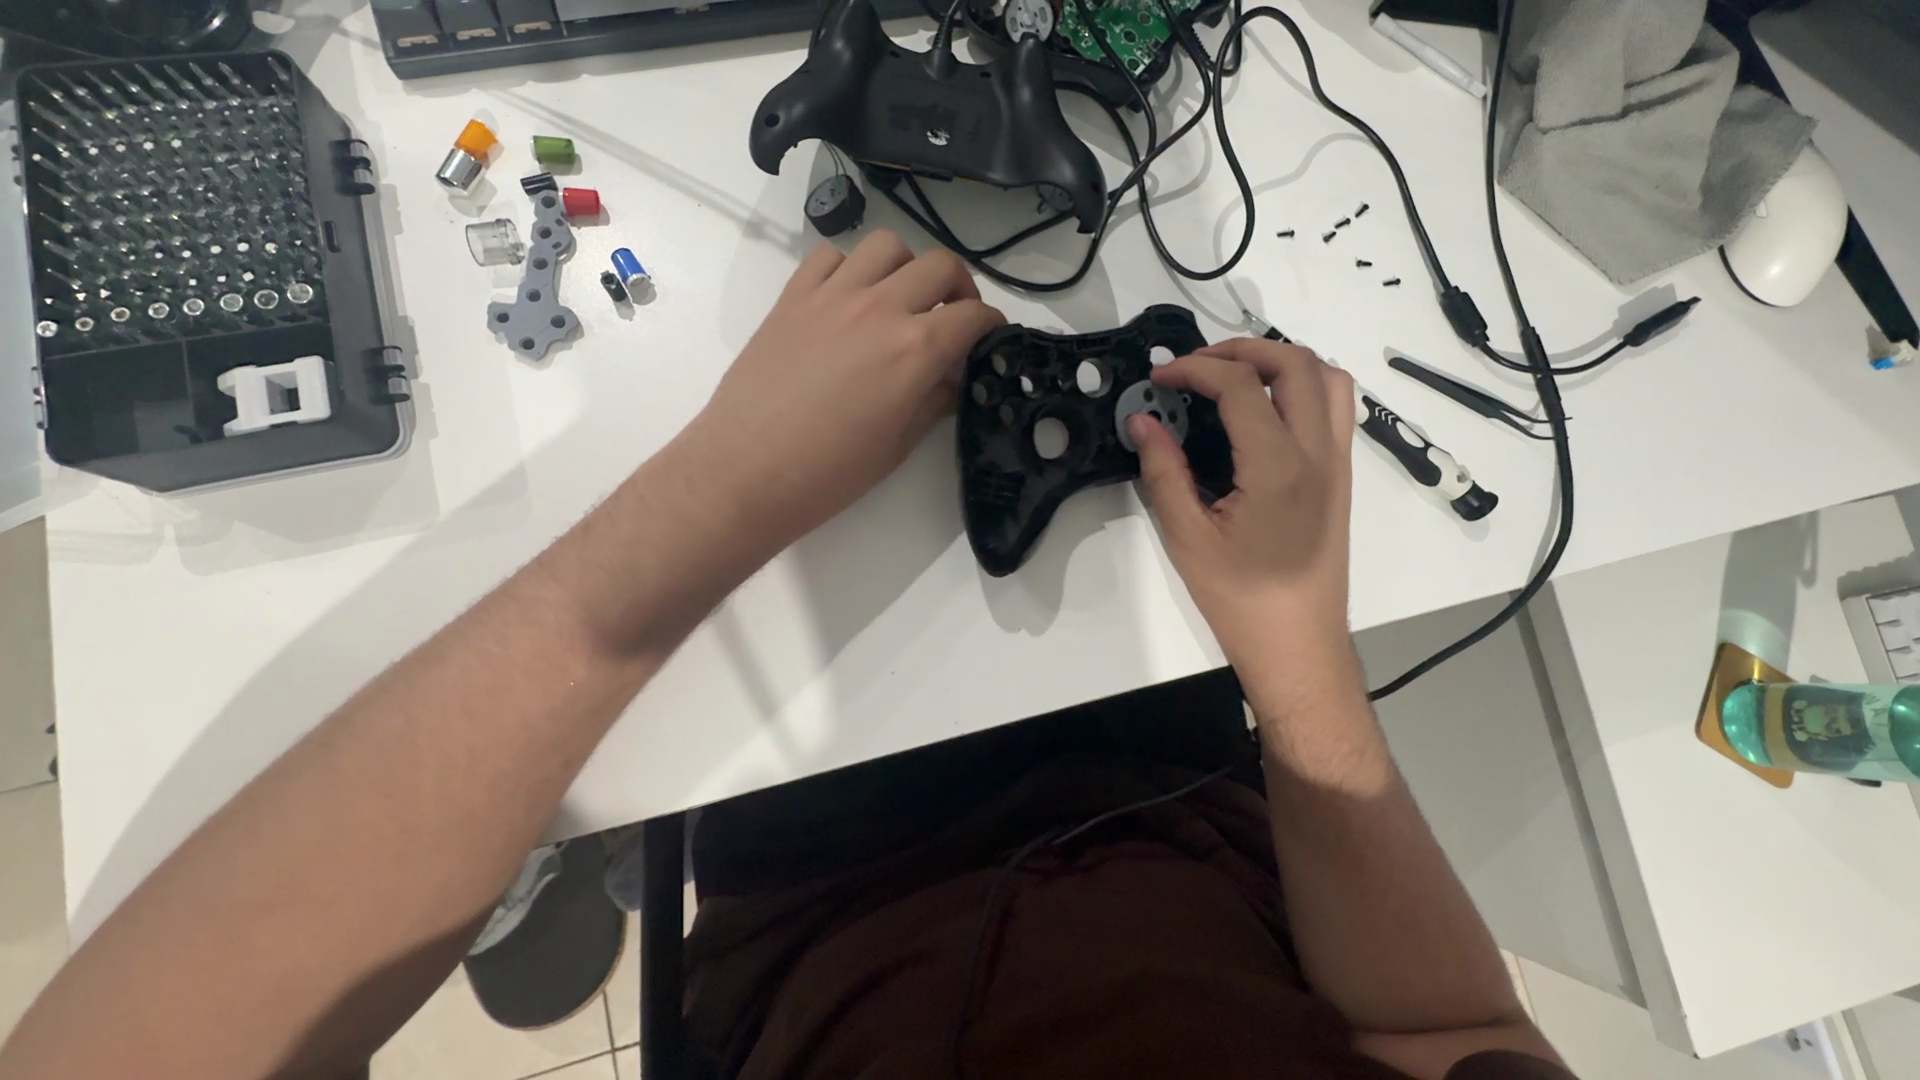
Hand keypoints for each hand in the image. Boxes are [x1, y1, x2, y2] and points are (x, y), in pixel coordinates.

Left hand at [677, 231, 1003, 558]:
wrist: (744, 472)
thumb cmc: (827, 474)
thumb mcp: (896, 446)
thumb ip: (932, 402)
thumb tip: (950, 379)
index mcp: (914, 349)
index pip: (972, 315)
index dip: (991, 325)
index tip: (990, 337)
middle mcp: (879, 308)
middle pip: (939, 266)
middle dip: (960, 288)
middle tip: (955, 317)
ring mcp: (832, 296)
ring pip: (887, 246)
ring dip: (907, 267)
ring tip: (902, 299)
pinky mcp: (792, 298)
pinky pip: (830, 257)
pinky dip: (850, 268)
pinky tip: (849, 299)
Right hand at [1128, 339, 1355, 663]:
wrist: (1298, 643)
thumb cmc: (1239, 598)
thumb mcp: (1187, 537)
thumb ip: (1163, 471)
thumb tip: (1141, 421)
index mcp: (1278, 466)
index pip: (1240, 385)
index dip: (1194, 368)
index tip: (1158, 377)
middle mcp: (1318, 453)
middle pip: (1295, 363)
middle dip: (1242, 348)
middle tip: (1196, 366)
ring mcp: (1337, 464)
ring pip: (1328, 379)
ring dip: (1281, 362)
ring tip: (1234, 379)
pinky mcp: (1341, 478)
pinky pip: (1335, 409)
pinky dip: (1302, 388)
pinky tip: (1264, 413)